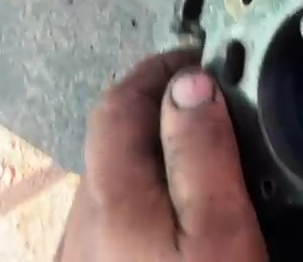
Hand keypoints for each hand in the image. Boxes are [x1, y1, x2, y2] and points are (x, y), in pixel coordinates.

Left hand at [59, 50, 267, 261]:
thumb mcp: (220, 228)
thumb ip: (202, 151)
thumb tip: (190, 80)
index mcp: (112, 199)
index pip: (117, 103)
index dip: (160, 68)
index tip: (209, 59)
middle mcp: (81, 224)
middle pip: (114, 139)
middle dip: (164, 107)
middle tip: (222, 102)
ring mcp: (80, 256)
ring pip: (115, 178)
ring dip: (158, 149)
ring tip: (212, 154)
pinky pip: (115, 215)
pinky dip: (150, 189)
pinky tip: (184, 214)